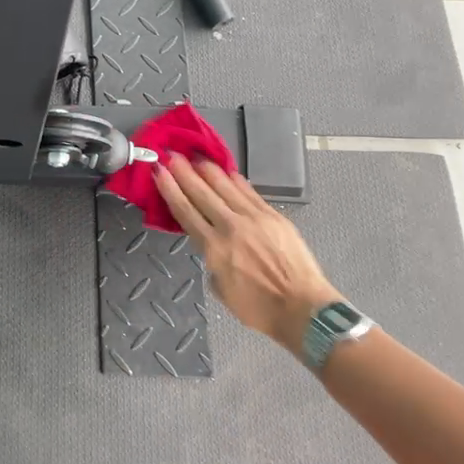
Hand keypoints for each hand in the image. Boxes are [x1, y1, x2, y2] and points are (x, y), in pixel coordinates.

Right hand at [153, 155, 341, 358]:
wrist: (303, 308)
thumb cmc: (260, 308)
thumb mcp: (222, 290)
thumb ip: (212, 263)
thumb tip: (212, 246)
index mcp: (214, 249)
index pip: (185, 211)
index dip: (170, 189)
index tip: (159, 171)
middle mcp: (230, 227)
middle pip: (202, 193)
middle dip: (184, 172)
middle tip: (172, 154)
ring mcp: (254, 218)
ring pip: (225, 187)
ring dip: (208, 170)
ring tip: (196, 156)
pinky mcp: (273, 216)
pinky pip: (249, 192)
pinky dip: (235, 180)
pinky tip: (227, 171)